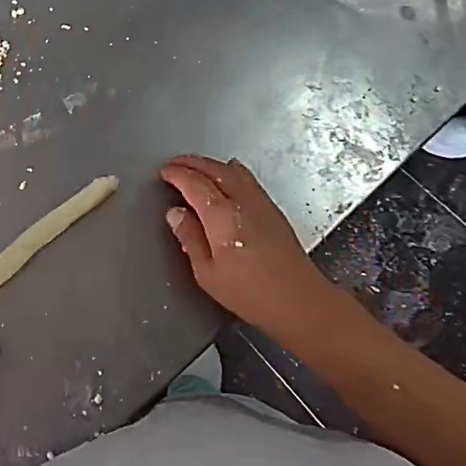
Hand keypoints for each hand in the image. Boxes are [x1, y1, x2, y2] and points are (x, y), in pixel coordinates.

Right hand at [158, 155, 334, 333]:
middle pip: (214, 170)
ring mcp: (261, 204)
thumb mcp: (206, 272)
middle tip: (175, 163)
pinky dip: (231, 170)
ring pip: (233, 171)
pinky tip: (230, 173)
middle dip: (192, 162)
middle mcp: (242, 202)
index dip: (176, 174)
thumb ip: (189, 238)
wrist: (300, 302)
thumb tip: (175, 214)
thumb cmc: (252, 293)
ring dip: (212, 164)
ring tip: (197, 166)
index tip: (164, 173)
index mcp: (221, 215)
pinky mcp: (274, 211)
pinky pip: (248, 179)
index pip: (193, 183)